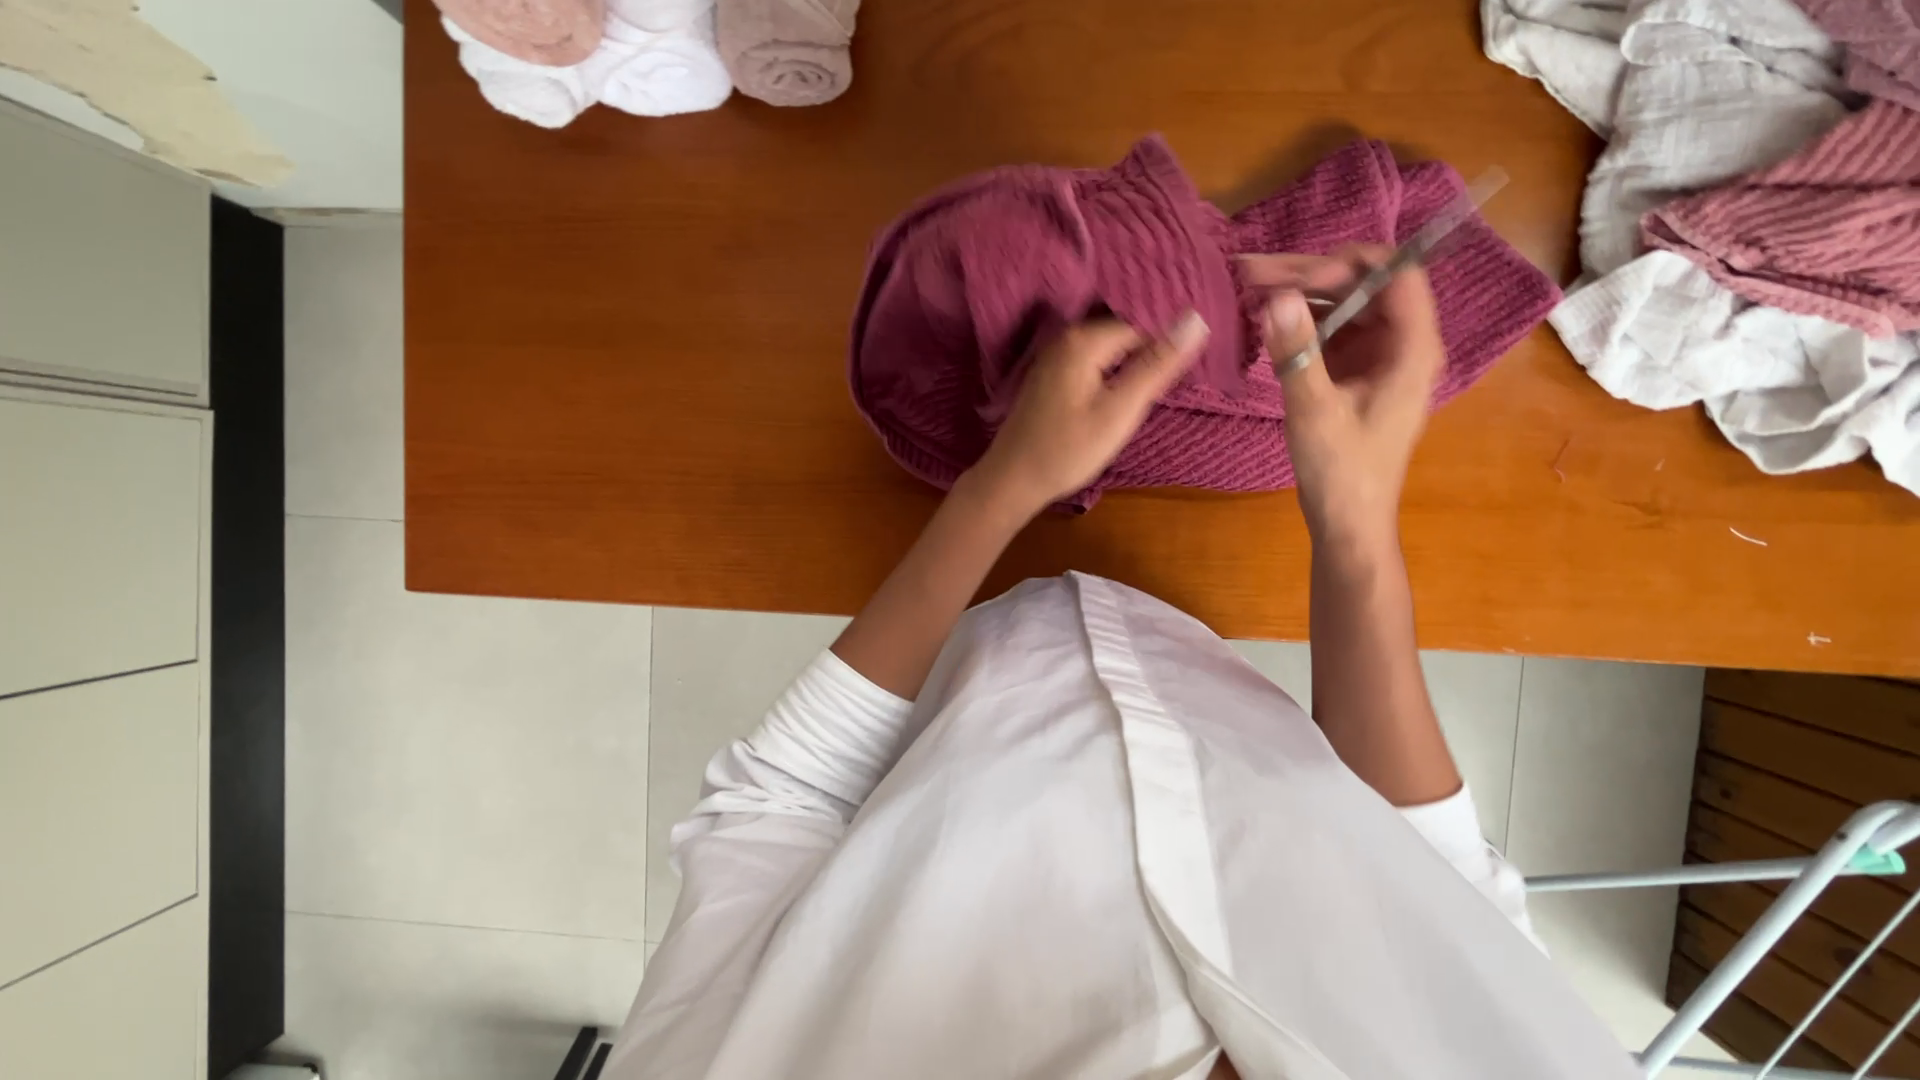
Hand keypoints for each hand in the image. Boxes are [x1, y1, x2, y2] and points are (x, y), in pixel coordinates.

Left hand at [964, 312, 1208, 518]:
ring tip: (1165, 369)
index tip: (1195, 353)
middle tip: (1184, 360)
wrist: (1013, 480)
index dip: (1171, 335)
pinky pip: (1096, 356)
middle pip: (1126, 327)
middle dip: (1155, 340)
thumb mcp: (1119, 411)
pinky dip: (1116, 364)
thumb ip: (1157, 366)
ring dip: (1137, 353)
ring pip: (1112, 342)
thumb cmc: (1067, 451)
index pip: (1144, 320)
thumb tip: (1195, 322)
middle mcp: (1066, 336)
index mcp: (1083, 339)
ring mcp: (1056, 353)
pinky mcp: (1053, 372)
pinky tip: (1130, 381)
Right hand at [1240, 247, 1445, 550]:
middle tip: (1250, 274)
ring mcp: (1377, 358)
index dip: (1346, 264)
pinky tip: (1262, 322)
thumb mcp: (1314, 410)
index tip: (1295, 276)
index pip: (1395, 274)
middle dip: (1308, 277)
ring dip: (1298, 297)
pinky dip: (1299, 324)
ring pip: (1342, 307)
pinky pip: (1330, 333)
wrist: (1348, 522)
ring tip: (1247, 291)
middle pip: (1361, 287)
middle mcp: (1400, 344)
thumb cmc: (1343, 471)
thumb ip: (1296, 351)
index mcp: (1411, 348)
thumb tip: (1276, 297)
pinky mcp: (1355, 373)